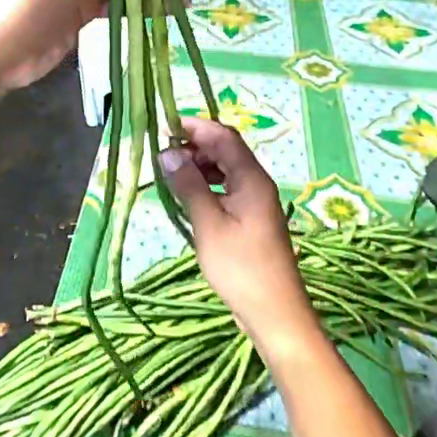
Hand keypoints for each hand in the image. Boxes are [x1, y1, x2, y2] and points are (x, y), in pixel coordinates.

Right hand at [161, 118, 321, 353]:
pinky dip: (208, 187)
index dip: (195, 126)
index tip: (164, 126)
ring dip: (200, 167)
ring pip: (227, 170)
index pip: (223, 136)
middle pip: (226, 150)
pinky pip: (228, 190)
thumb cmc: (240, 267)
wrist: (274, 310)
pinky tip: (188, 199)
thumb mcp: (208, 224)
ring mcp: (256, 201)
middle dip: (195, 146)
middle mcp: (257, 182)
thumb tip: (169, 153)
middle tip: (162, 155)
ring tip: (171, 176)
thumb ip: (189, 186)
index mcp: (251, 177)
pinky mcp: (252, 219)